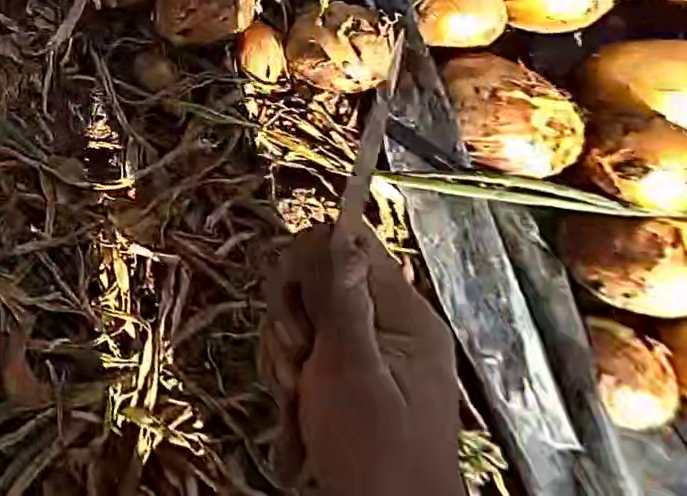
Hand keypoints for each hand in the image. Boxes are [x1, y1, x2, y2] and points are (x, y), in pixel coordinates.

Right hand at [261, 224, 461, 495]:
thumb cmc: (376, 457)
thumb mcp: (353, 373)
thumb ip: (340, 299)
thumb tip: (337, 229)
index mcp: (405, 316)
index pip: (350, 243)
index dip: (309, 257)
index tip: (292, 296)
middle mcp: (383, 323)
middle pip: (314, 275)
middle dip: (289, 310)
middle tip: (295, 353)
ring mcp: (359, 349)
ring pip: (297, 310)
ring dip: (281, 345)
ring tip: (293, 390)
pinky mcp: (337, 371)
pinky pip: (294, 342)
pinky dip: (282, 366)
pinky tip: (291, 399)